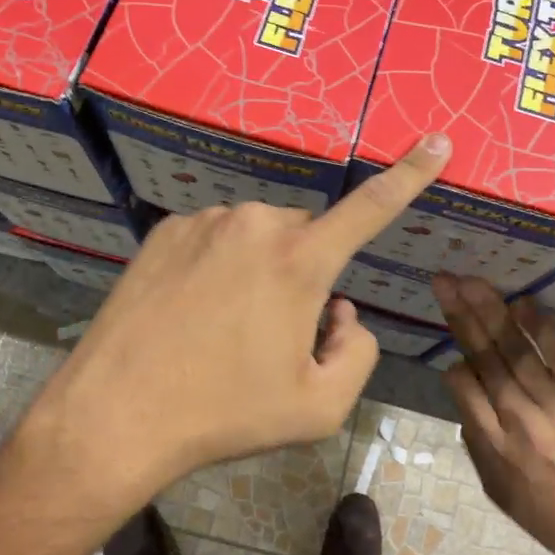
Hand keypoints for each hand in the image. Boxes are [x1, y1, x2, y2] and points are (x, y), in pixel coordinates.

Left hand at [20, 135, 451, 503]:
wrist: (116, 415)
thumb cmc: (225, 413)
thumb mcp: (319, 408)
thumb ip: (358, 353)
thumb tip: (342, 312)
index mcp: (301, 261)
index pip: (372, 207)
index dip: (411, 174)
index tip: (438, 139)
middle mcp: (257, 224)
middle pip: (307, 238)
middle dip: (306, 274)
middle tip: (274, 337)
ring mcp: (207, 221)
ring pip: (260, 238)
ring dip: (260, 271)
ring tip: (223, 330)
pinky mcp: (167, 229)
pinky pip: (216, 239)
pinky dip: (218, 267)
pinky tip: (191, 312)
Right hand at [435, 275, 554, 554]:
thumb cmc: (552, 517)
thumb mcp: (499, 490)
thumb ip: (477, 440)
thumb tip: (464, 389)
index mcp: (494, 447)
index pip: (464, 390)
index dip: (455, 365)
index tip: (453, 351)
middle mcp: (520, 420)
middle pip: (485, 357)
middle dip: (462, 315)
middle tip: (444, 280)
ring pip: (516, 348)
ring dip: (491, 309)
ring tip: (471, 280)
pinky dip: (539, 326)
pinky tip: (522, 302)